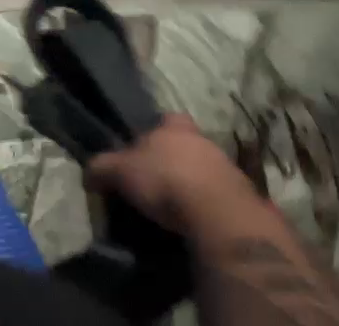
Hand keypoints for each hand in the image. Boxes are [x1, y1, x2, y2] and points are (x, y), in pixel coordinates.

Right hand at [85, 115, 257, 232]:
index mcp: (176, 129)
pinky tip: (199, 220)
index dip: (159, 129)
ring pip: (210, 171)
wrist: (221, 217)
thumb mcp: (119, 172)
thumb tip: (88, 174)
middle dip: (177, 158)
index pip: (170, 118)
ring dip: (197, 183)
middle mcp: (207, 143)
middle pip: (190, 145)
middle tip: (159, 177)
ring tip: (178, 204)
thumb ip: (101, 168)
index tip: (147, 146)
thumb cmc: (165, 180)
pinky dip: (212, 205)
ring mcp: (233, 172)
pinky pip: (225, 198)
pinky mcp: (250, 201)